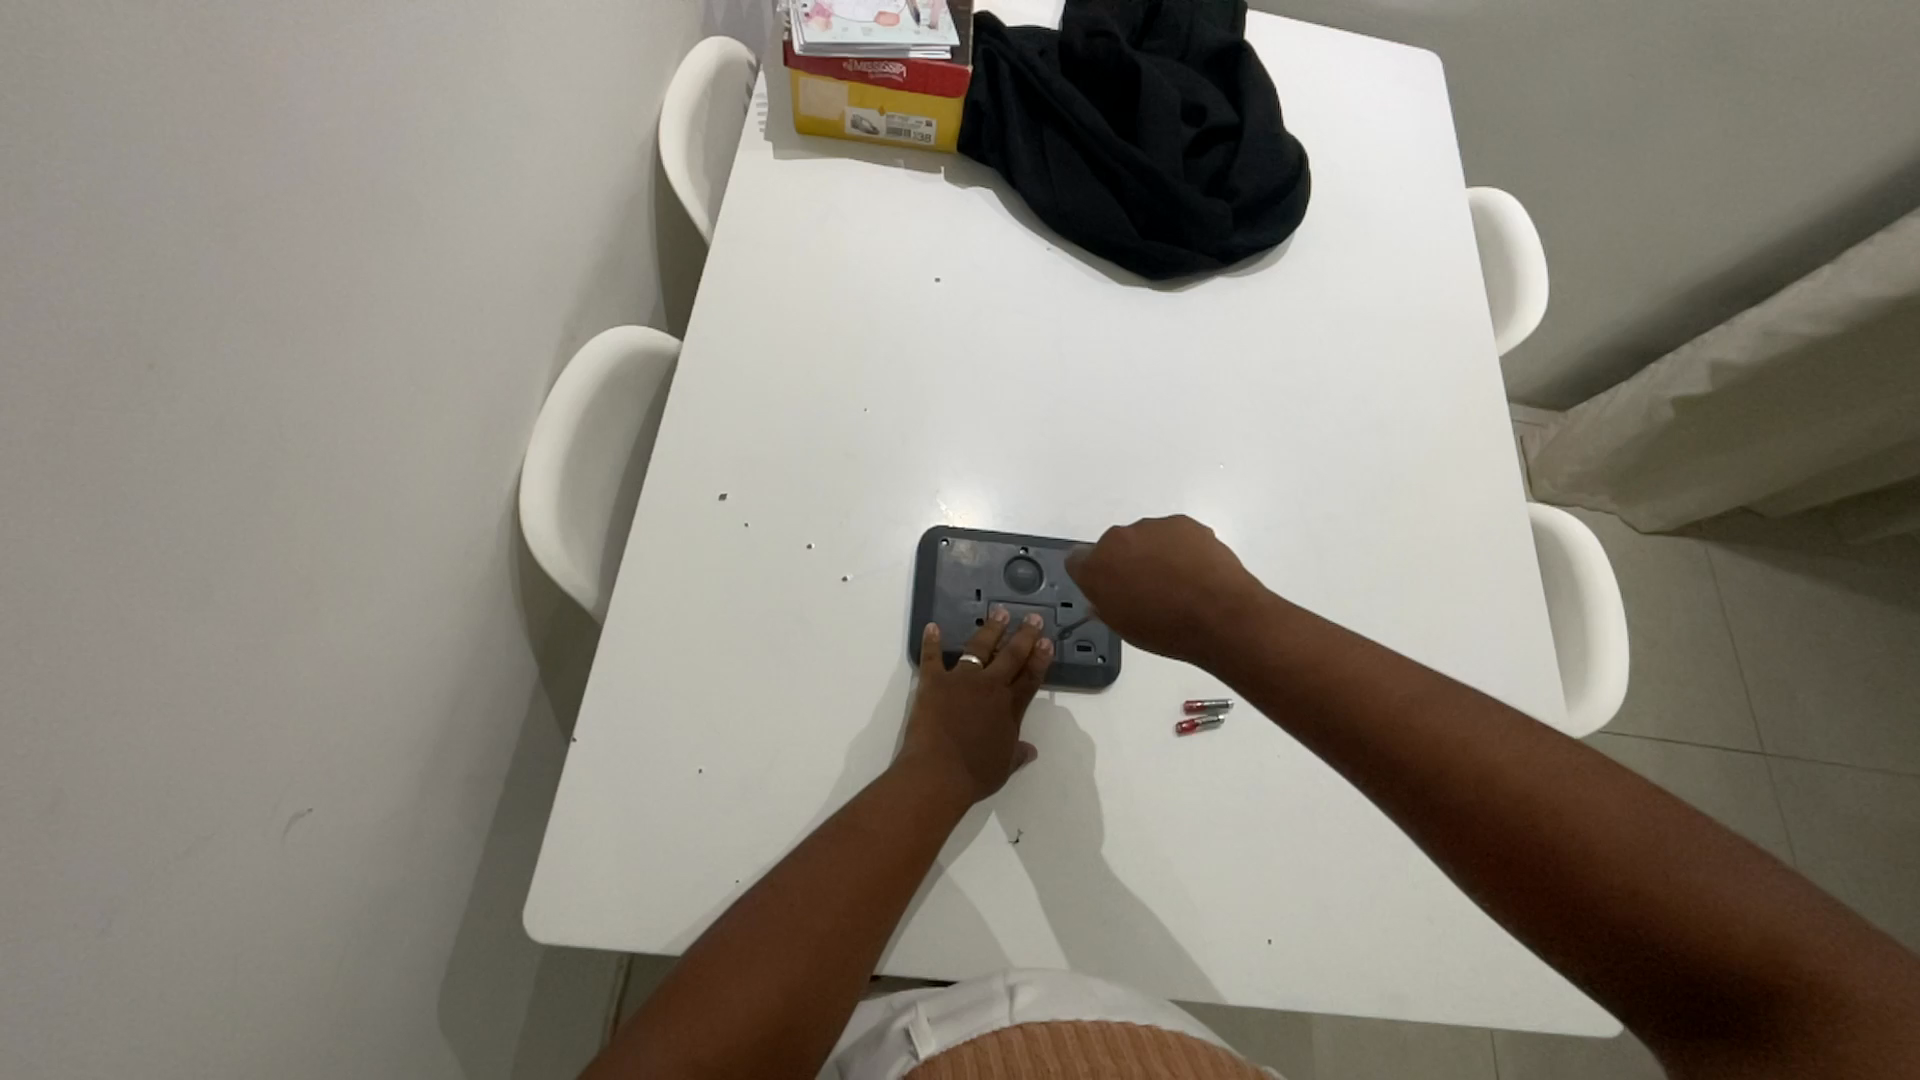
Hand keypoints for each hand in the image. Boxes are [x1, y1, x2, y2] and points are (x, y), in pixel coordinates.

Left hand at [896, 606, 1052, 804]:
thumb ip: (1016, 754)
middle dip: (1024, 635)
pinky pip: (932, 657)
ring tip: (999, 613)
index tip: (1047, 642)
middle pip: (1011, 656)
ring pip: (979, 647)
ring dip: (990, 629)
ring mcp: (961, 681)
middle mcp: (989, 687)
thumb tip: (1031, 751)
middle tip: (1033, 618)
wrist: (938, 773)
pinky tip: (932, 627)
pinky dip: (931, 642)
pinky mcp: (934, 682)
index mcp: (1009, 708)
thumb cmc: (974, 775)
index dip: (1040, 659)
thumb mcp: (1003, 768)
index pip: (1030, 678)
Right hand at [1065, 515, 1271, 664]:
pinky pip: (1172, 534)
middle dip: (1124, 563)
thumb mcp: (1123, 627)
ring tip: (1176, 582)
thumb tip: (1103, 599)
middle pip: (1113, 547)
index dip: (1091, 575)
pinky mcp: (1182, 522)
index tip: (1106, 588)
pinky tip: (1194, 571)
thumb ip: (1105, 605)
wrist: (1220, 615)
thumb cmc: (1166, 629)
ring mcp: (1151, 528)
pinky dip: (1179, 547)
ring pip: (1144, 538)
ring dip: (1152, 553)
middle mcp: (1117, 540)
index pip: (1077, 561)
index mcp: (1095, 567)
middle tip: (1145, 589)